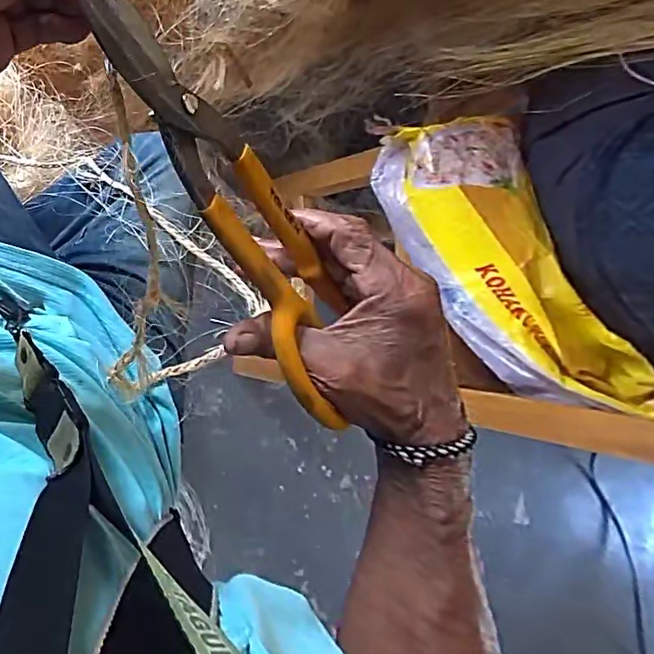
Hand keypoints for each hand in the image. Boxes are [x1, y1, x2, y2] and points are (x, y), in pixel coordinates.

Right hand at [222, 210, 467, 446]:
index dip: (308, 224)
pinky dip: (324, 280)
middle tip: (259, 251)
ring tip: (269, 266)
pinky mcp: (397, 308)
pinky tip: (297, 285)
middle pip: (347, 246)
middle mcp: (404, 282)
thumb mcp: (321, 363)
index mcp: (393, 288)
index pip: (348, 236)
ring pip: (349, 263)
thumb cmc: (381, 395)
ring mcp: (403, 295)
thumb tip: (228, 339)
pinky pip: (355, 281)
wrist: (425, 433)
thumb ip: (273, 339)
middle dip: (299, 246)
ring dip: (309, 263)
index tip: (272, 221)